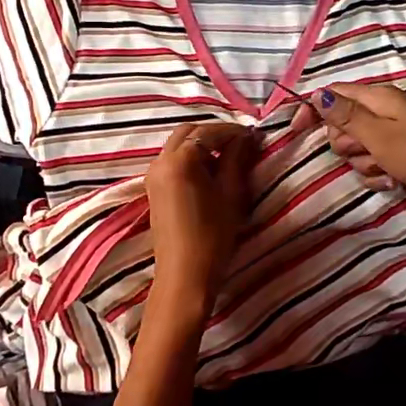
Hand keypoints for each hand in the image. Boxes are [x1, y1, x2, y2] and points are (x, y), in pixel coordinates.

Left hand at [144, 122, 257, 325]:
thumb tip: (246, 138)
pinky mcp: (153, 189)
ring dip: (200, 145)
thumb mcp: (230, 194)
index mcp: (179, 160)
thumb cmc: (212, 235)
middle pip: (187, 133)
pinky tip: (209, 172)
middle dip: (213, 134)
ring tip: (227, 158)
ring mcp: (153, 175)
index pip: (207, 132)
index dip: (231, 131)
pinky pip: (172, 161)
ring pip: (177, 145)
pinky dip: (190, 158)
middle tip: (239, 144)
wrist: (184, 274)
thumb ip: (236, 160)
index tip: (252, 136)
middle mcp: (160, 161)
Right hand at [291, 84, 405, 222]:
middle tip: (362, 151)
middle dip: (344, 143)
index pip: (333, 93)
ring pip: (356, 148)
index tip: (295, 130)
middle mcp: (384, 112)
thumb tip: (316, 94)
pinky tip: (393, 181)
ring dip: (363, 163)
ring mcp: (393, 136)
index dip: (312, 109)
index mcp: (379, 98)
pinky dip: (378, 174)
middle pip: (342, 123)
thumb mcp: (379, 135)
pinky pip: (373, 164)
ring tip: (384, 169)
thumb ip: (345, 116)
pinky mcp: (401, 158)